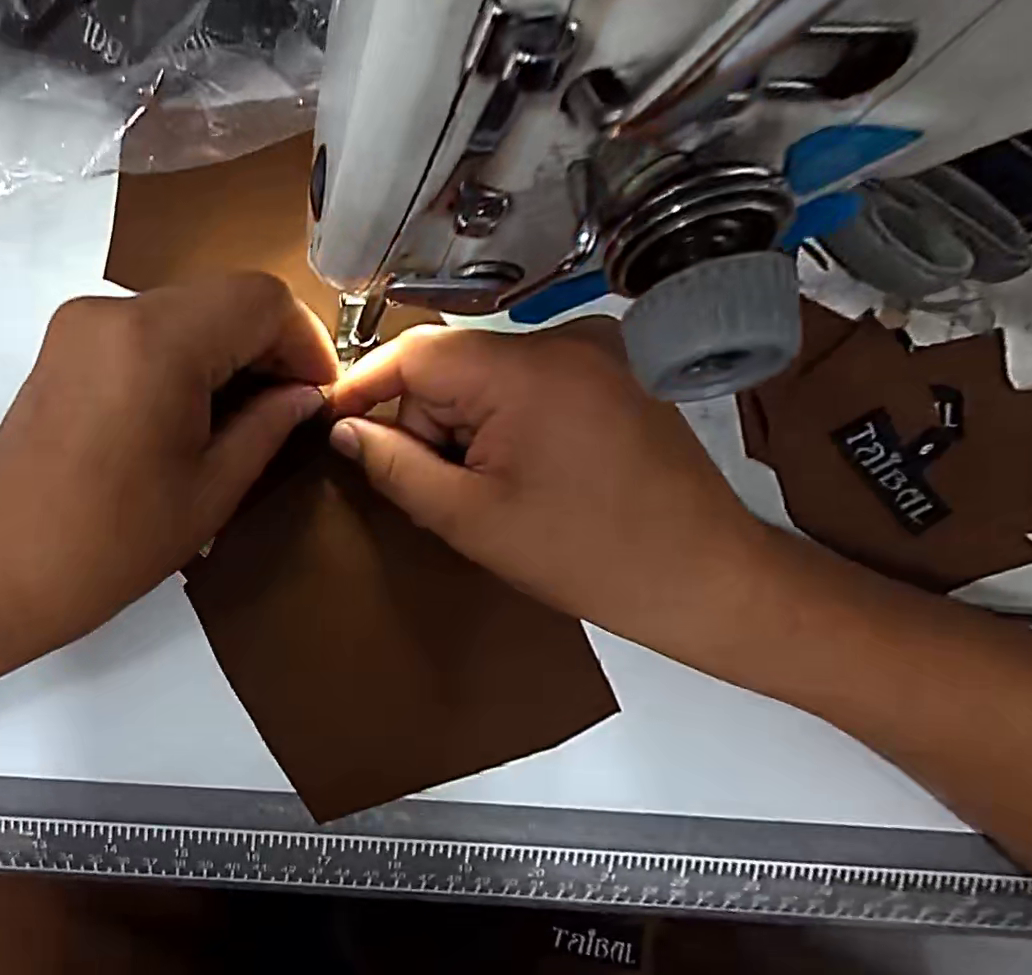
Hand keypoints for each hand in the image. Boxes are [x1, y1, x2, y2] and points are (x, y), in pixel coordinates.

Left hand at [0, 273, 337, 700]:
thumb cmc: (112, 547)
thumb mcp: (210, 492)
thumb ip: (268, 427)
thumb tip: (306, 395)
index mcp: (156, 342)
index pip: (261, 299)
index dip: (306, 340)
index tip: (319, 391)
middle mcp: (112, 310)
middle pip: (222, 297)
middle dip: (269, 345)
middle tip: (290, 406)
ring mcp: (79, 325)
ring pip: (185, 311)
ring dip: (227, 351)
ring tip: (246, 415)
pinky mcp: (61, 347)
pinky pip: (145, 331)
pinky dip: (184, 357)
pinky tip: (193, 409)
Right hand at [325, 318, 774, 658]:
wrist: (700, 576)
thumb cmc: (581, 555)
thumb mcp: (468, 518)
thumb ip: (395, 466)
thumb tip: (344, 430)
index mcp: (526, 371)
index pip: (415, 353)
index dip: (364, 384)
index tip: (331, 420)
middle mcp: (564, 341)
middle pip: (450, 367)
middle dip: (424, 423)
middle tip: (435, 489)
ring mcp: (595, 353)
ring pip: (484, 377)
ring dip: (461, 427)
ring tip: (484, 490)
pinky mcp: (610, 374)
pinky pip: (524, 384)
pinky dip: (499, 422)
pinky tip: (518, 472)